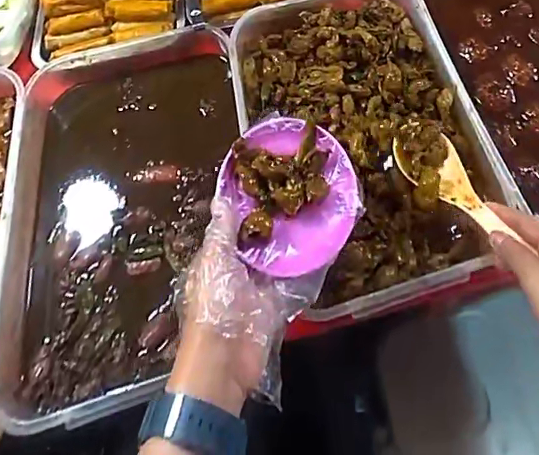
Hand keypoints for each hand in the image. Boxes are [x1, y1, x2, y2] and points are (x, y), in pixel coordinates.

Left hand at [172, 193, 325, 410]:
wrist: (226, 359)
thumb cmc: (213, 303)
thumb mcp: (214, 260)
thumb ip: (223, 230)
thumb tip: (223, 196)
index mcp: (218, 257)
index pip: (234, 225)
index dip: (248, 204)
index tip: (268, 178)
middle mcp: (239, 267)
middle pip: (259, 238)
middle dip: (275, 219)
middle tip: (298, 188)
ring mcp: (260, 284)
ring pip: (279, 255)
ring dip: (293, 238)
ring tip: (313, 205)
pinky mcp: (279, 300)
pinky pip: (295, 277)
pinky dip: (308, 262)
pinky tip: (324, 239)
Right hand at [486, 204, 538, 379]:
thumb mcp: (532, 276)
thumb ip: (513, 251)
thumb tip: (496, 233)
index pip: (528, 222)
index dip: (505, 214)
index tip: (484, 206)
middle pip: (535, 236)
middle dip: (510, 232)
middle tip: (486, 231)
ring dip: (517, 252)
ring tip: (496, 255)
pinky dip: (526, 268)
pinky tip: (516, 277)